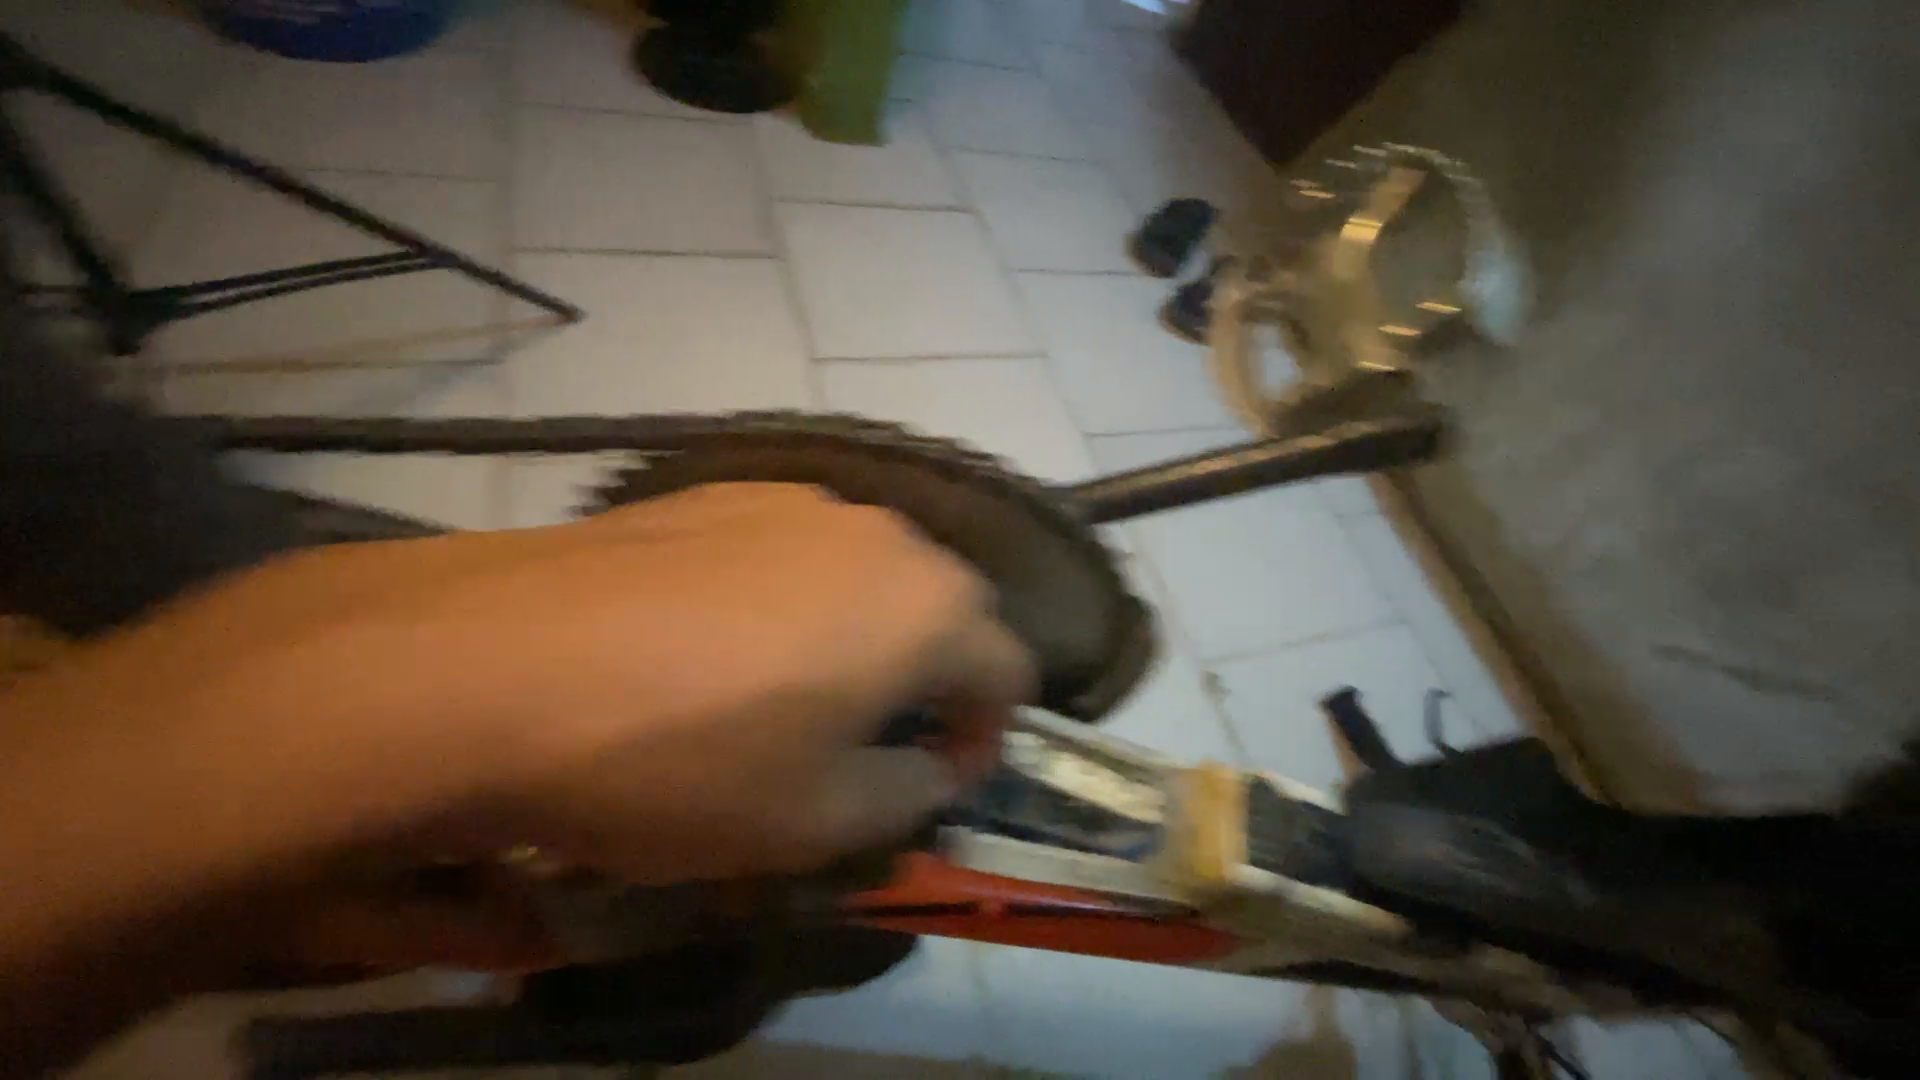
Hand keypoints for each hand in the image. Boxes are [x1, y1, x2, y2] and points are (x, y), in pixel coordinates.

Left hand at [2, 483, 1034, 992]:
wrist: (496, 665)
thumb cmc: (685, 761)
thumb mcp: (821, 822)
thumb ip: (913, 795)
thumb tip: (932, 764)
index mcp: (929, 608)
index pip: (1011, 670)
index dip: (983, 737)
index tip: (926, 781)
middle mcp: (882, 534)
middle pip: (948, 610)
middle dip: (931, 678)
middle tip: (867, 738)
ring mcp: (800, 499)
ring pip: (872, 574)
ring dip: (864, 632)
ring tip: (790, 686)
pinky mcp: (724, 489)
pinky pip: (798, 548)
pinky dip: (797, 595)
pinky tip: (721, 638)